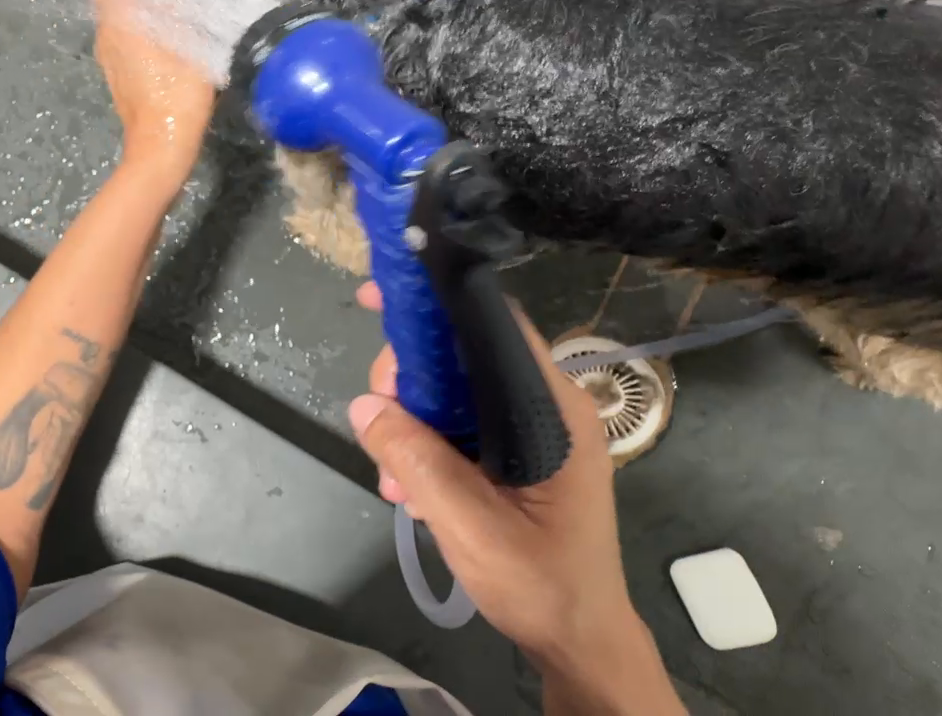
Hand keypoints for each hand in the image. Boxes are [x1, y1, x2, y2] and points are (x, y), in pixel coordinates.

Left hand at [92, 0, 215, 184]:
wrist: (162, 145)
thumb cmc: (176, 92)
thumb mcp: (184, 42)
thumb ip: (170, 3)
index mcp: (117, 26)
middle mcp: (105, 41)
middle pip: (110, 7)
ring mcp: (109, 63)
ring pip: (116, 29)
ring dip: (135, 17)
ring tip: (166, 11)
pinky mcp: (118, 81)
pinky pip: (123, 48)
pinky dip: (137, 38)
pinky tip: (162, 41)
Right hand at [350, 283, 683, 713]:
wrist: (576, 642)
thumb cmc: (541, 583)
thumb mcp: (473, 525)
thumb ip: (419, 461)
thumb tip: (365, 405)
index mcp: (552, 410)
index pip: (496, 326)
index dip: (439, 302)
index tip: (382, 299)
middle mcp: (539, 407)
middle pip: (457, 354)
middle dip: (407, 378)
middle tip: (380, 419)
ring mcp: (520, 430)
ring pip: (444, 389)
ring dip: (405, 421)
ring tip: (393, 476)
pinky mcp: (502, 452)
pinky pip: (446, 423)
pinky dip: (415, 443)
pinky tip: (404, 486)